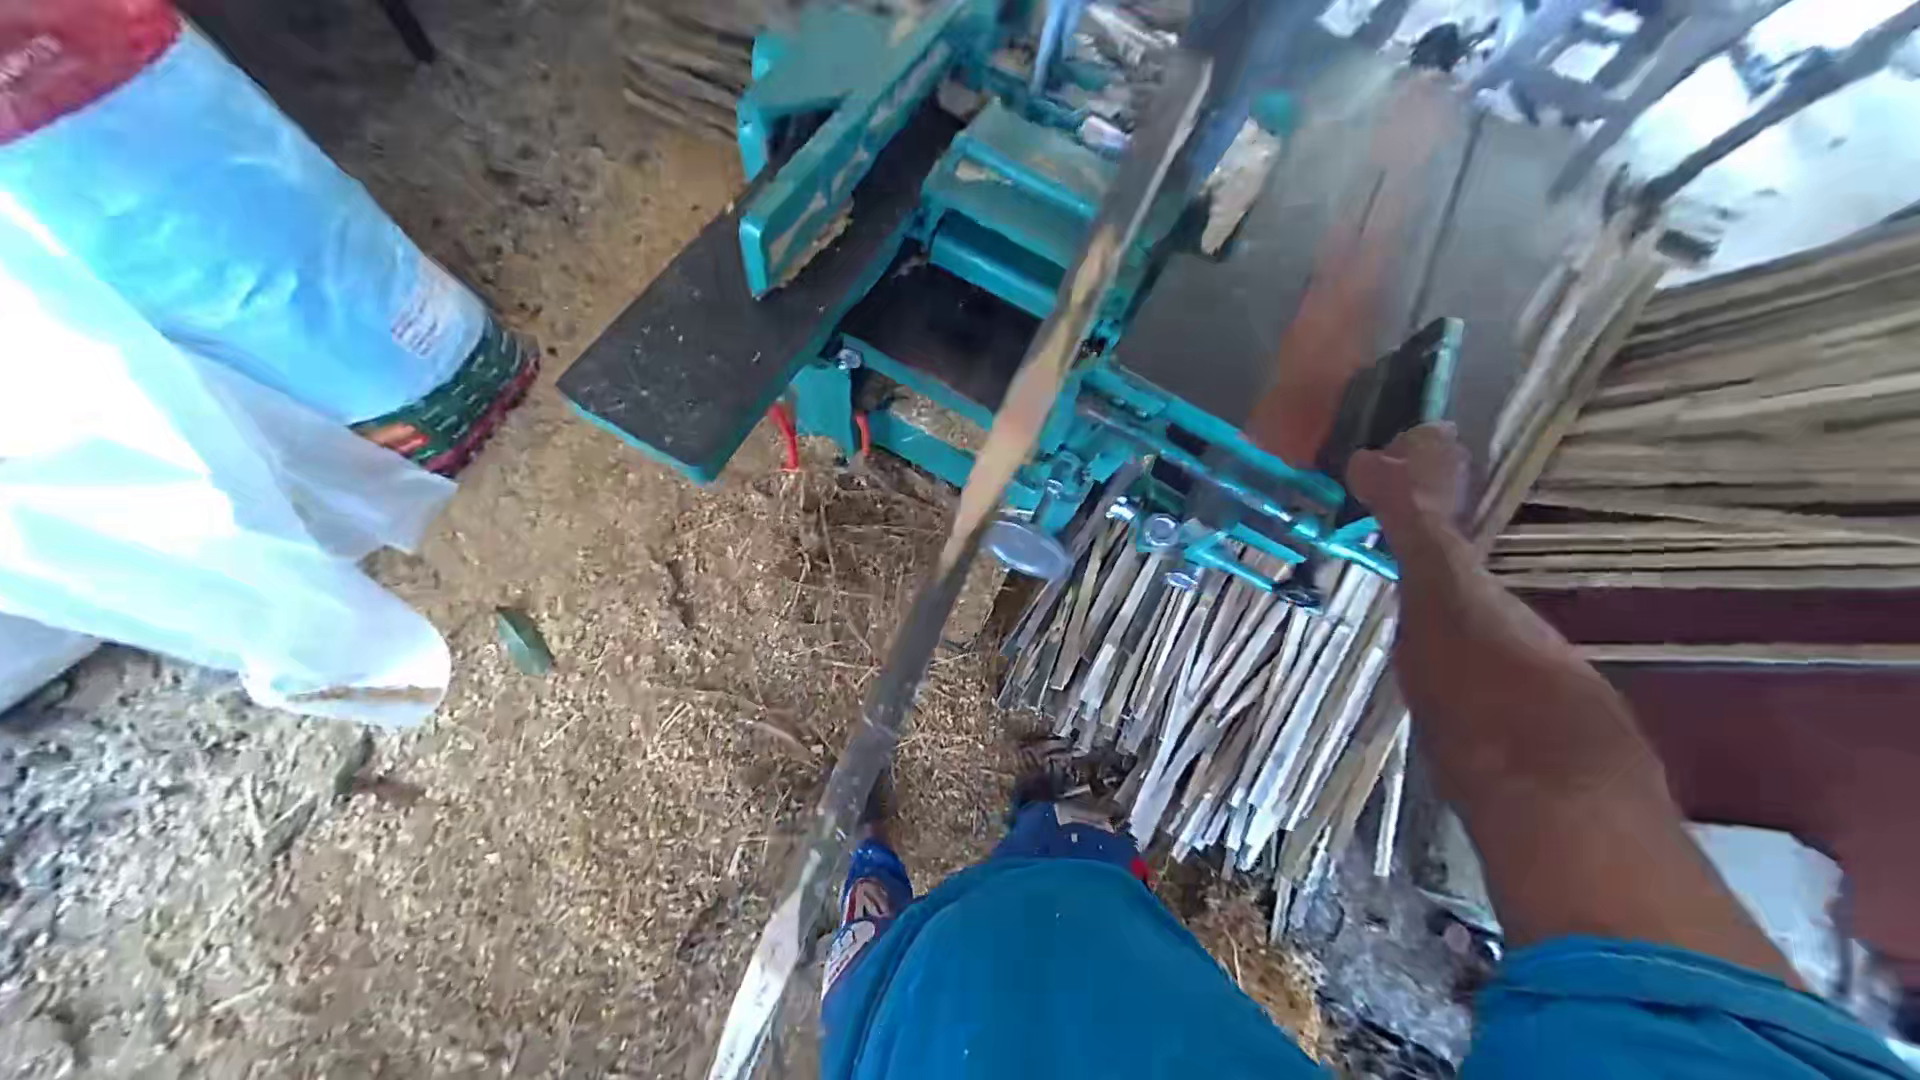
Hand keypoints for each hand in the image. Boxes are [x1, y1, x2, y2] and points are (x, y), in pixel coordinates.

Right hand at [1346, 422, 1469, 536]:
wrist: (1423, 528)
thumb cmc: (1390, 489)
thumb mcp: (1360, 467)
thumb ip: (1366, 456)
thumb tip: (1371, 458)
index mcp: (1431, 430)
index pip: (1419, 429)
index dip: (1403, 444)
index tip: (1389, 460)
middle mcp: (1457, 445)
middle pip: (1435, 451)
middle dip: (1420, 462)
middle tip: (1398, 480)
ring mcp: (1470, 472)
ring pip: (1444, 473)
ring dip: (1430, 482)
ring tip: (1408, 500)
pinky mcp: (1475, 498)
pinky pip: (1451, 494)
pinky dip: (1438, 501)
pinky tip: (1420, 513)